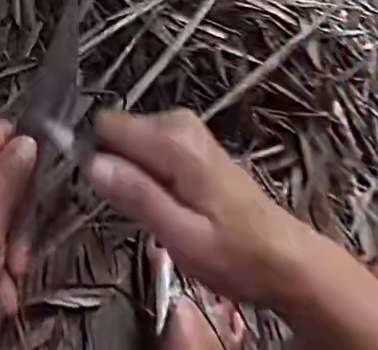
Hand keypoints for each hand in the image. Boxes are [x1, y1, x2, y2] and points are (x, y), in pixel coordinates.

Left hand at [0, 118, 37, 347]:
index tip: (49, 176)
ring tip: (10, 278)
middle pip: (9, 179)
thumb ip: (10, 178)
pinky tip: (0, 297)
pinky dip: (1, 273)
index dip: (28, 149)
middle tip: (19, 246)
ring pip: (6, 218)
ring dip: (14, 252)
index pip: (2, 132)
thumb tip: (28, 139)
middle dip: (23, 217)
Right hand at [87, 109, 320, 307]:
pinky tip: (170, 201)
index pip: (105, 126)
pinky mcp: (188, 137)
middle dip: (118, 168)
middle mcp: (175, 120)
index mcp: (172, 139)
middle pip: (117, 132)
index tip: (111, 195)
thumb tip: (91, 164)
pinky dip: (149, 172)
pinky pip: (147, 147)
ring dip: (134, 174)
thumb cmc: (235, 253)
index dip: (100, 159)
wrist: (286, 258)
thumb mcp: (182, 236)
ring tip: (159, 211)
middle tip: (141, 212)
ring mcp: (183, 126)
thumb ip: (136, 196)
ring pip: (130, 140)